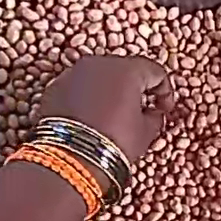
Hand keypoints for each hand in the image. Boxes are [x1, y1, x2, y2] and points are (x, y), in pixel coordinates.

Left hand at [35, 55, 174, 162]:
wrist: (71, 157)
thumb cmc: (114, 143)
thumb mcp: (145, 133)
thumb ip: (154, 117)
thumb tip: (153, 113)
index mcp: (127, 70)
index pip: (155, 72)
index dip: (165, 92)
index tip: (165, 109)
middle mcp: (98, 63)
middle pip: (125, 70)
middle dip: (136, 89)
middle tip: (141, 111)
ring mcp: (73, 73)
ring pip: (99, 77)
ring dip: (111, 92)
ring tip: (115, 116)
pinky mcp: (55, 87)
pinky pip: (79, 88)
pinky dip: (88, 99)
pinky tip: (93, 120)